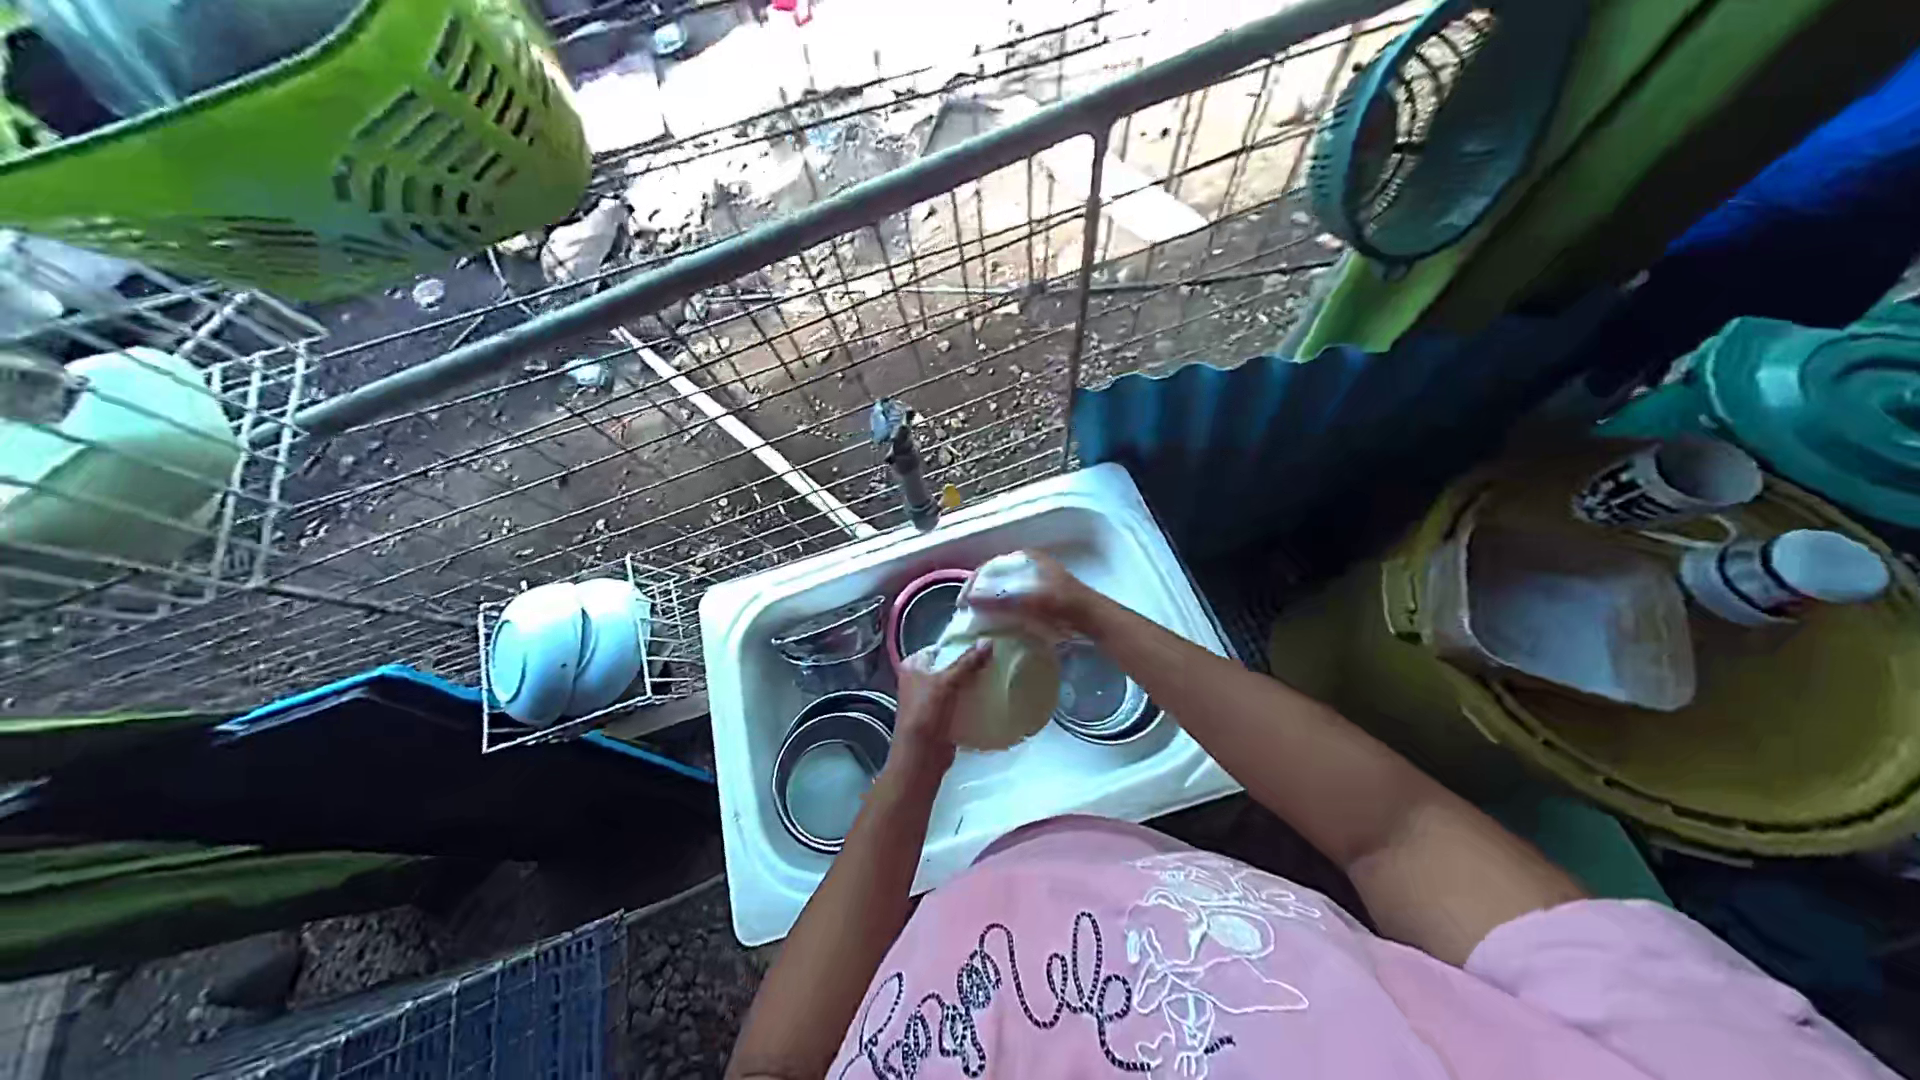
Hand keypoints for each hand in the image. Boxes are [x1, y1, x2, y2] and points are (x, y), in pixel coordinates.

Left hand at [886, 640, 992, 784]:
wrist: (921, 756)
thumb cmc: (926, 713)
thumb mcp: (947, 682)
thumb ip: (967, 662)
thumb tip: (988, 641)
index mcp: (912, 666)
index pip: (939, 648)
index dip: (959, 645)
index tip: (982, 643)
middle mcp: (918, 680)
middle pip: (948, 666)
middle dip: (968, 664)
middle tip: (993, 658)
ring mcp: (929, 700)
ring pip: (955, 685)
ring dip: (971, 683)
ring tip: (995, 673)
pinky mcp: (941, 717)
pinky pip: (959, 702)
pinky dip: (971, 699)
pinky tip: (989, 695)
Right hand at [962, 550, 1097, 638]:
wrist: (1092, 620)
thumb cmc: (1062, 605)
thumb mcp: (1029, 600)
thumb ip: (999, 598)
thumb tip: (969, 598)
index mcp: (1025, 558)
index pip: (990, 566)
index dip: (974, 583)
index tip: (963, 601)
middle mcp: (1028, 566)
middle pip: (995, 578)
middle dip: (980, 593)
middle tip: (967, 611)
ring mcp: (1033, 582)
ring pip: (1002, 591)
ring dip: (989, 604)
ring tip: (977, 618)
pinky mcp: (1038, 600)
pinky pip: (1012, 603)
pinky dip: (1001, 611)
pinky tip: (996, 622)